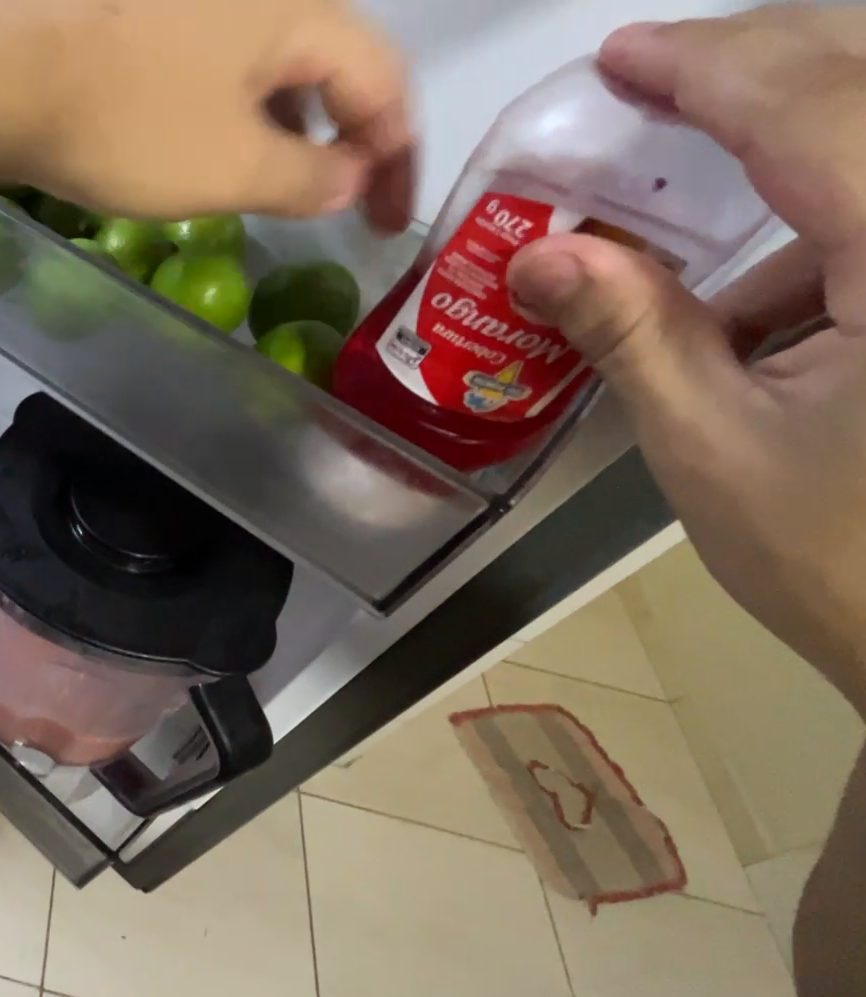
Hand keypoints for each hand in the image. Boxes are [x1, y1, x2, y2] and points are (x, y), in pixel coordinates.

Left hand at [0, 0, 415, 228]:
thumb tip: (349, 178)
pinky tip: (208, 147)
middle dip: (345, 139)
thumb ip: (304, 178)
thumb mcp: (228, 169)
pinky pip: (213, 64)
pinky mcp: (143, 17)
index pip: (382, 80)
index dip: (397, 156)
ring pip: (266, 65)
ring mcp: (194, 0)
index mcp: (298, 10)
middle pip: (328, 63)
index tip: (390, 221)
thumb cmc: (126, 123)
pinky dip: (230, 112)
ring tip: (280, 185)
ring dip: (286, 127)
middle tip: (341, 204)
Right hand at [507, 8, 865, 698]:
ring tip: (693, 249)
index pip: (817, 112)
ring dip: (799, 156)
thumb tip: (542, 255)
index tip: (618, 58)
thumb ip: (632, 332)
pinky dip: (833, 227)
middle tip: (657, 89)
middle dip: (767, 65)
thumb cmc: (843, 556)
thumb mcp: (709, 443)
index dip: (709, 68)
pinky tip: (774, 312)